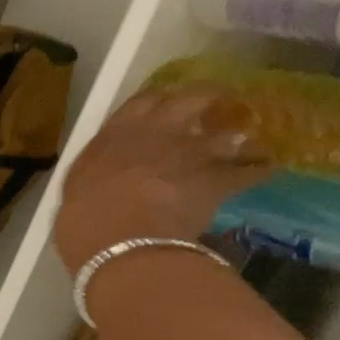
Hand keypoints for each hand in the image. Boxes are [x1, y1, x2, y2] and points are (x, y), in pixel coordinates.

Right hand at [54, 88, 275, 270]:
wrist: (121, 241)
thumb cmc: (83, 215)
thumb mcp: (79, 184)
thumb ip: (101, 166)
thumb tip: (112, 166)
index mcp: (119, 133)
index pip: (145, 99)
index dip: (158, 99)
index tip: (164, 103)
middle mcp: (161, 132)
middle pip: (196, 99)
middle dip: (209, 100)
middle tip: (214, 108)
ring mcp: (196, 154)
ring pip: (231, 133)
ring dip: (235, 139)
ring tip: (238, 146)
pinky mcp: (221, 179)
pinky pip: (252, 170)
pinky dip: (257, 170)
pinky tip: (261, 171)